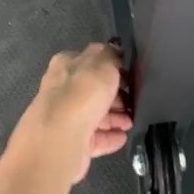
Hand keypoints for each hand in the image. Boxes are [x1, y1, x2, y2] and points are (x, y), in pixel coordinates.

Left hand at [10, 42, 132, 183]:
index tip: (130, 74)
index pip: (91, 59)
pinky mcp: (70, 142)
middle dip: (116, 95)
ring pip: (95, 114)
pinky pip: (94, 138)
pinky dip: (109, 137)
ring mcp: (65, 117)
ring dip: (115, 117)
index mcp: (66, 65)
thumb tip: (115, 51)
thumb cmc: (82, 93)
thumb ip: (112, 55)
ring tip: (132, 122)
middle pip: (94, 89)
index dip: (111, 64)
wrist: (59, 138)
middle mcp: (63, 89)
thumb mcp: (103, 64)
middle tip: (134, 100)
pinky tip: (123, 137)